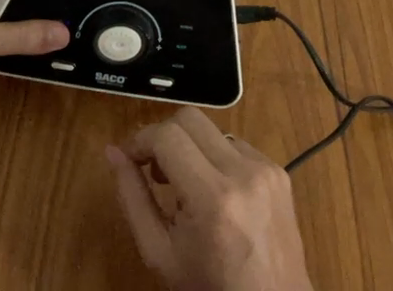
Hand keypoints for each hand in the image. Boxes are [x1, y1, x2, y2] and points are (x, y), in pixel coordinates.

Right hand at [107, 109, 312, 290]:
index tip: (130, 159)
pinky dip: (217, 160)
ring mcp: (266, 169)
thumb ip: (132, 197)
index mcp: (212, 197)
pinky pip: (236, 146)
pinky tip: (216, 193)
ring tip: (187, 187)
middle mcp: (243, 173)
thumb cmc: (209, 286)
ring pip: (212, 130)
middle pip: (190, 118)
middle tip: (156, 170)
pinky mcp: (280, 172)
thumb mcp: (159, 251)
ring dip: (192, 148)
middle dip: (164, 137)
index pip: (167, 135)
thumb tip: (112, 152)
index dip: (140, 140)